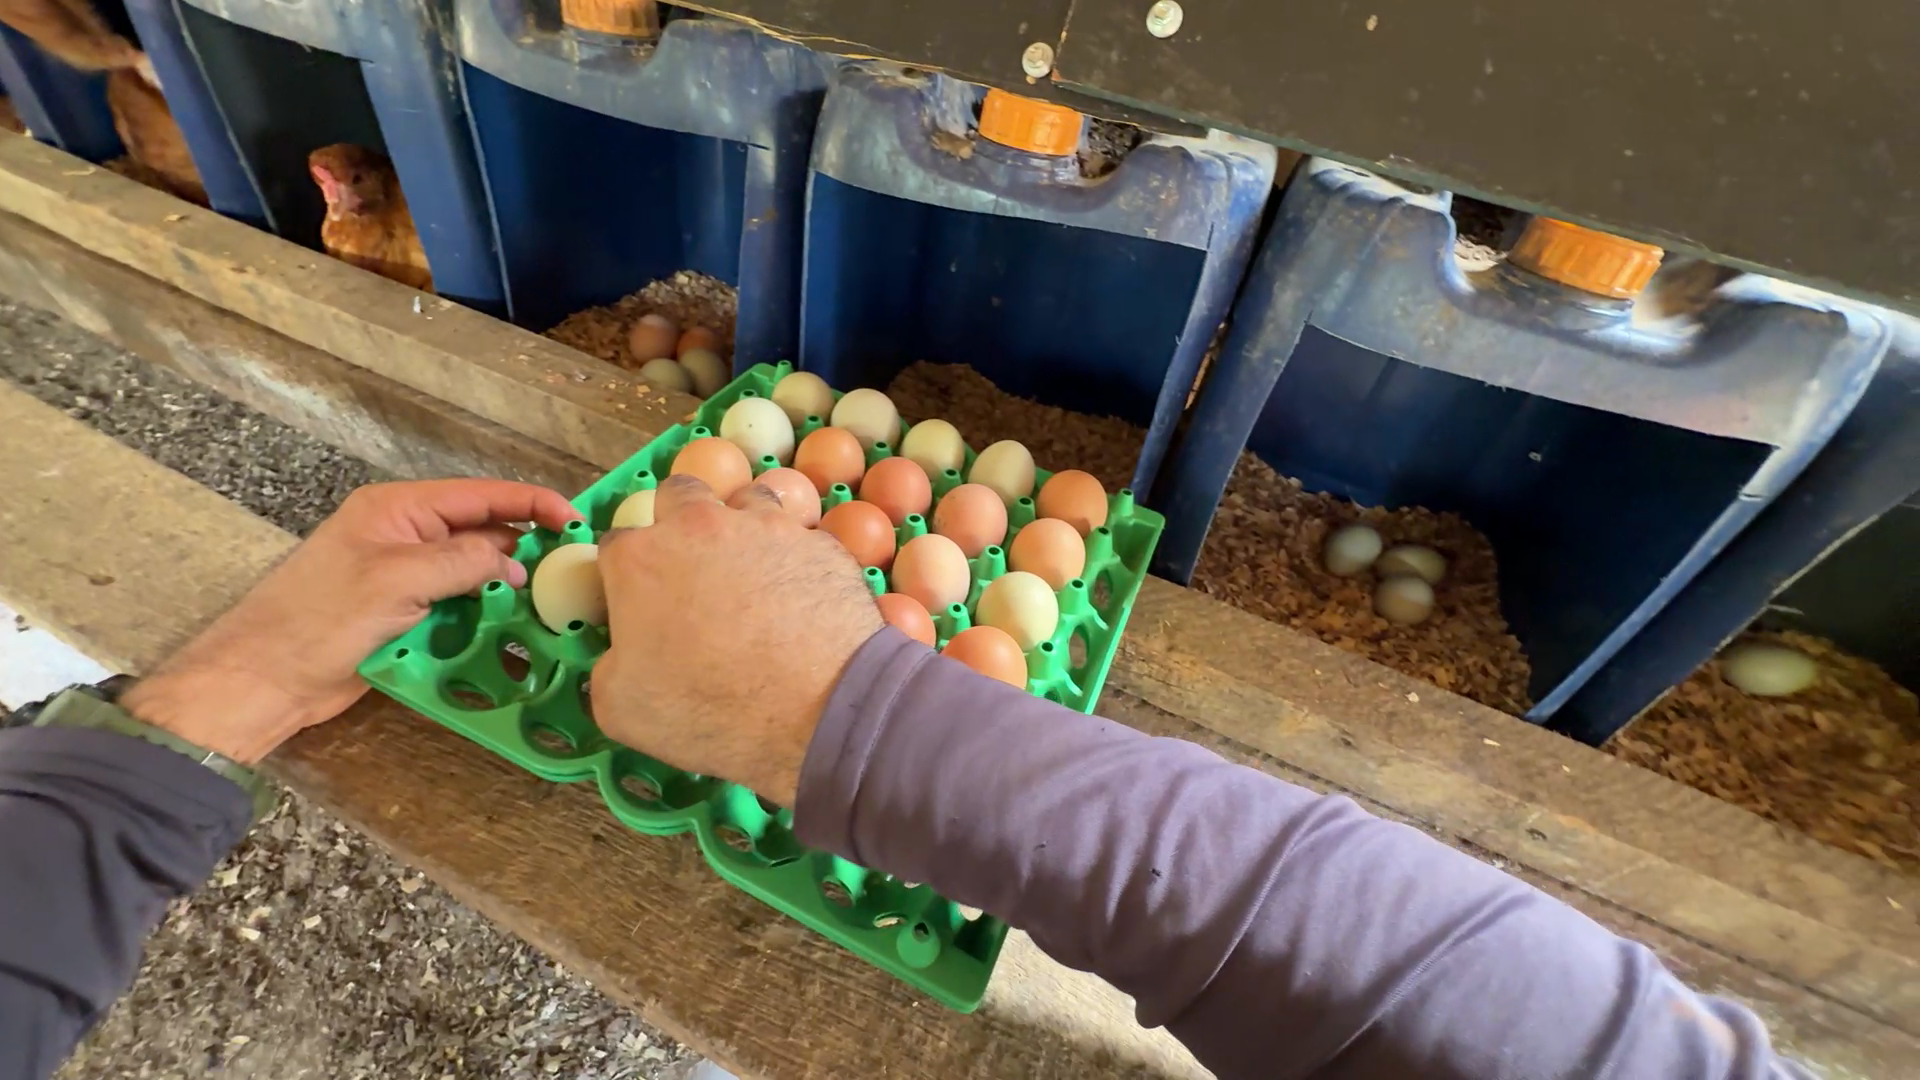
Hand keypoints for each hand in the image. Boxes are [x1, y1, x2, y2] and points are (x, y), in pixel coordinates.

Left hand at [122, 479, 578, 762]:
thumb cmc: (321, 620)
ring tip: (556, 591)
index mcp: (401, 509)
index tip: (577, 521)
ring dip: (512, 577)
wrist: (263, 682)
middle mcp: (410, 533)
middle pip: (486, 526)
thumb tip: (518, 565)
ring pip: (479, 565)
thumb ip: (466, 561)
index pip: (483, 495)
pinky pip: (466, 597)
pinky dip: (492, 605)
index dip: (534, 503)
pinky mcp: (413, 606)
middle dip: (529, 540)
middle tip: (575, 561)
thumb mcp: (399, 580)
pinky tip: (519, 618)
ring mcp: (411, 572)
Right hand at [594, 475, 883, 805]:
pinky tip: (803, 592)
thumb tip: (627, 652)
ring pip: (748, 499)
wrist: (818, 708)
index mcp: (642, 559)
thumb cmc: (710, 711)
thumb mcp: (621, 706)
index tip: (639, 598)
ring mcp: (769, 528)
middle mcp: (703, 526)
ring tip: (754, 566)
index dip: (626, 571)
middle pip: (681, 494)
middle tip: (692, 563)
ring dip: (743, 523)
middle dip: (678, 518)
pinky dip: (796, 556)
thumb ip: (612, 663)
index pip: (618, 543)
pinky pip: (802, 538)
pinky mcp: (822, 543)